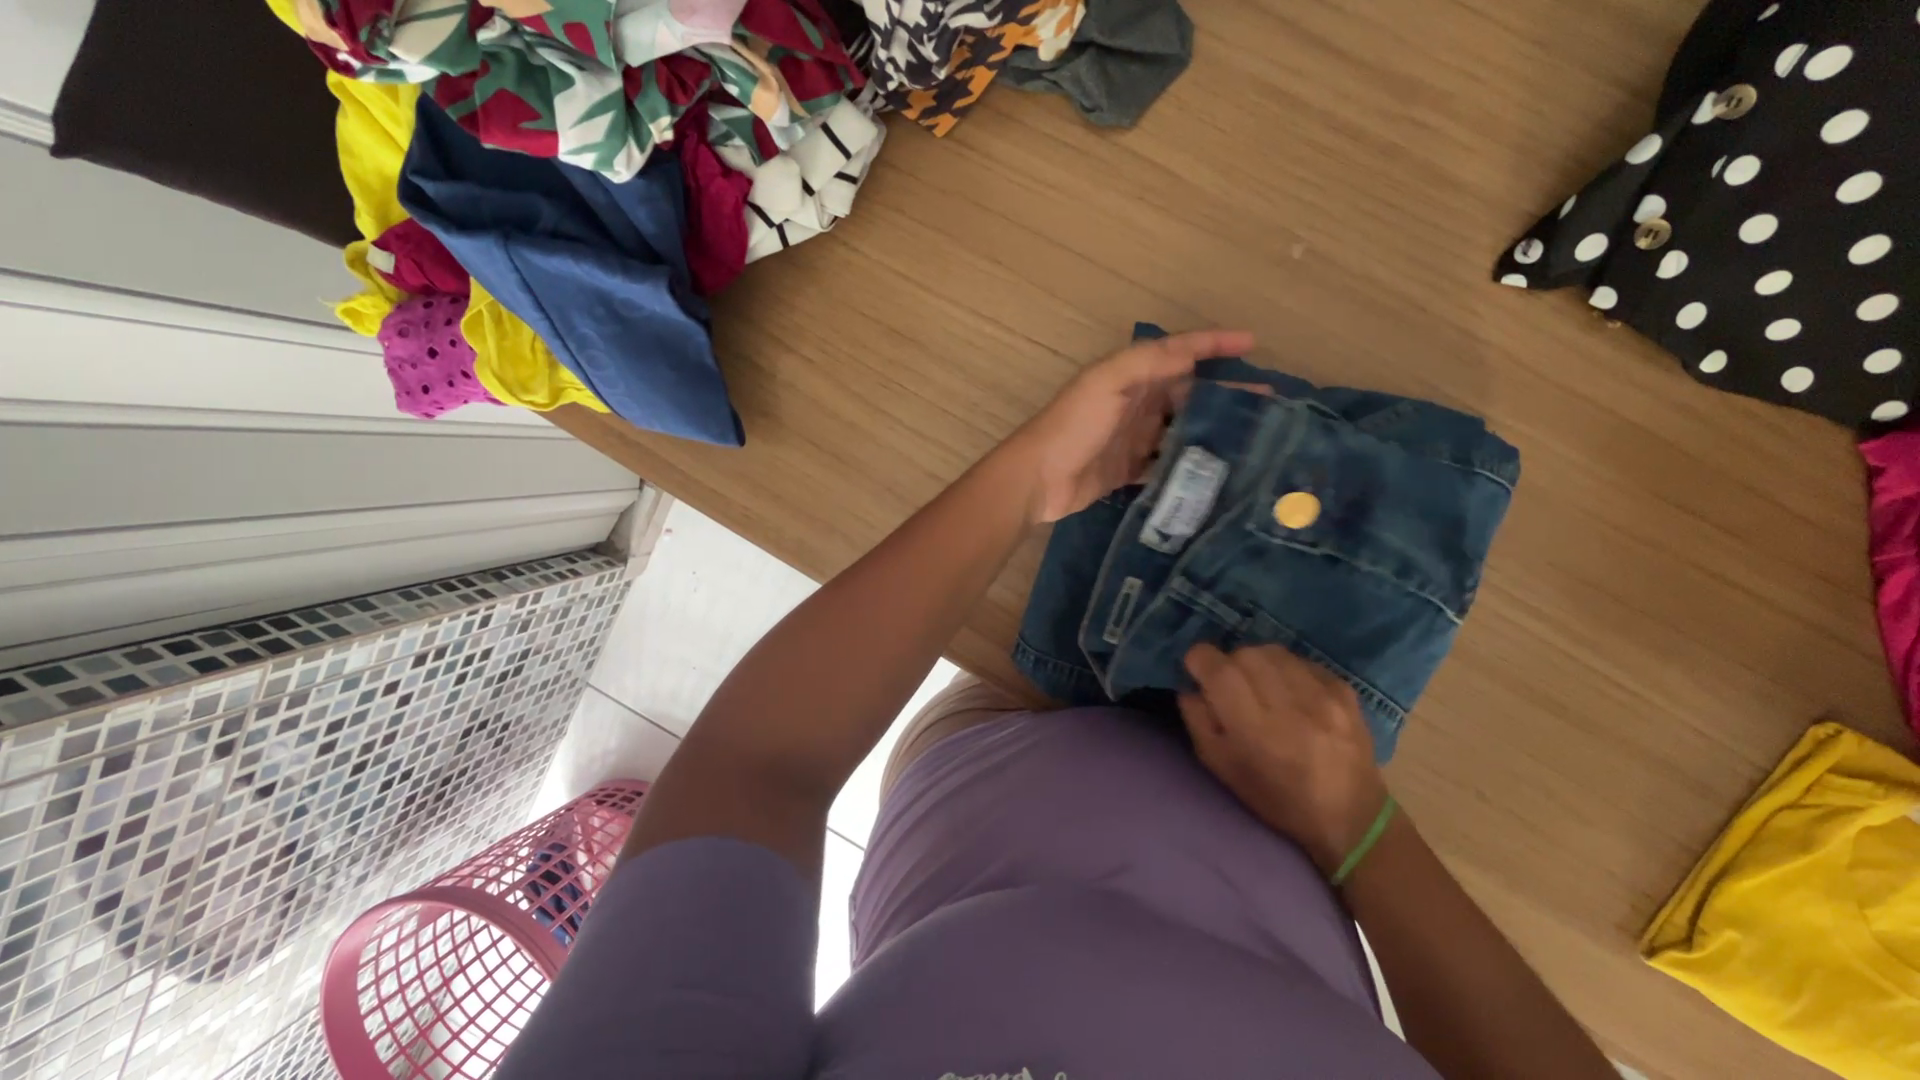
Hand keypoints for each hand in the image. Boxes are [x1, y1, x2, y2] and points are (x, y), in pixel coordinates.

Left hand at [1004, 330, 1254, 523]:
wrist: (1038, 479)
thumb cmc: (1073, 425)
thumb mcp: (1108, 382)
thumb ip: (1148, 362)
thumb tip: (1192, 353)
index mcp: (1131, 375)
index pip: (1179, 351)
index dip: (1214, 344)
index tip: (1252, 343)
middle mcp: (1136, 401)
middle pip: (1188, 392)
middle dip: (1225, 394)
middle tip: (1266, 403)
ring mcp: (1134, 437)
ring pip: (1182, 428)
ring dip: (1213, 430)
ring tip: (1252, 438)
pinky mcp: (1130, 469)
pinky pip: (1168, 464)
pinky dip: (1190, 464)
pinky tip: (1218, 470)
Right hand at [1179, 643, 1389, 874]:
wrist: (1350, 815)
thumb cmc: (1277, 799)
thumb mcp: (1222, 768)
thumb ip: (1198, 722)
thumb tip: (1191, 686)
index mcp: (1254, 729)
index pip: (1218, 669)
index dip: (1200, 660)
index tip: (1197, 668)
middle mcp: (1289, 704)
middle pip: (1244, 654)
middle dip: (1229, 663)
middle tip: (1231, 685)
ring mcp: (1321, 694)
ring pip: (1273, 652)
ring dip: (1258, 663)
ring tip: (1261, 686)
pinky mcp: (1344, 690)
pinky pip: (1302, 661)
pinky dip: (1288, 670)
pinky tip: (1291, 693)